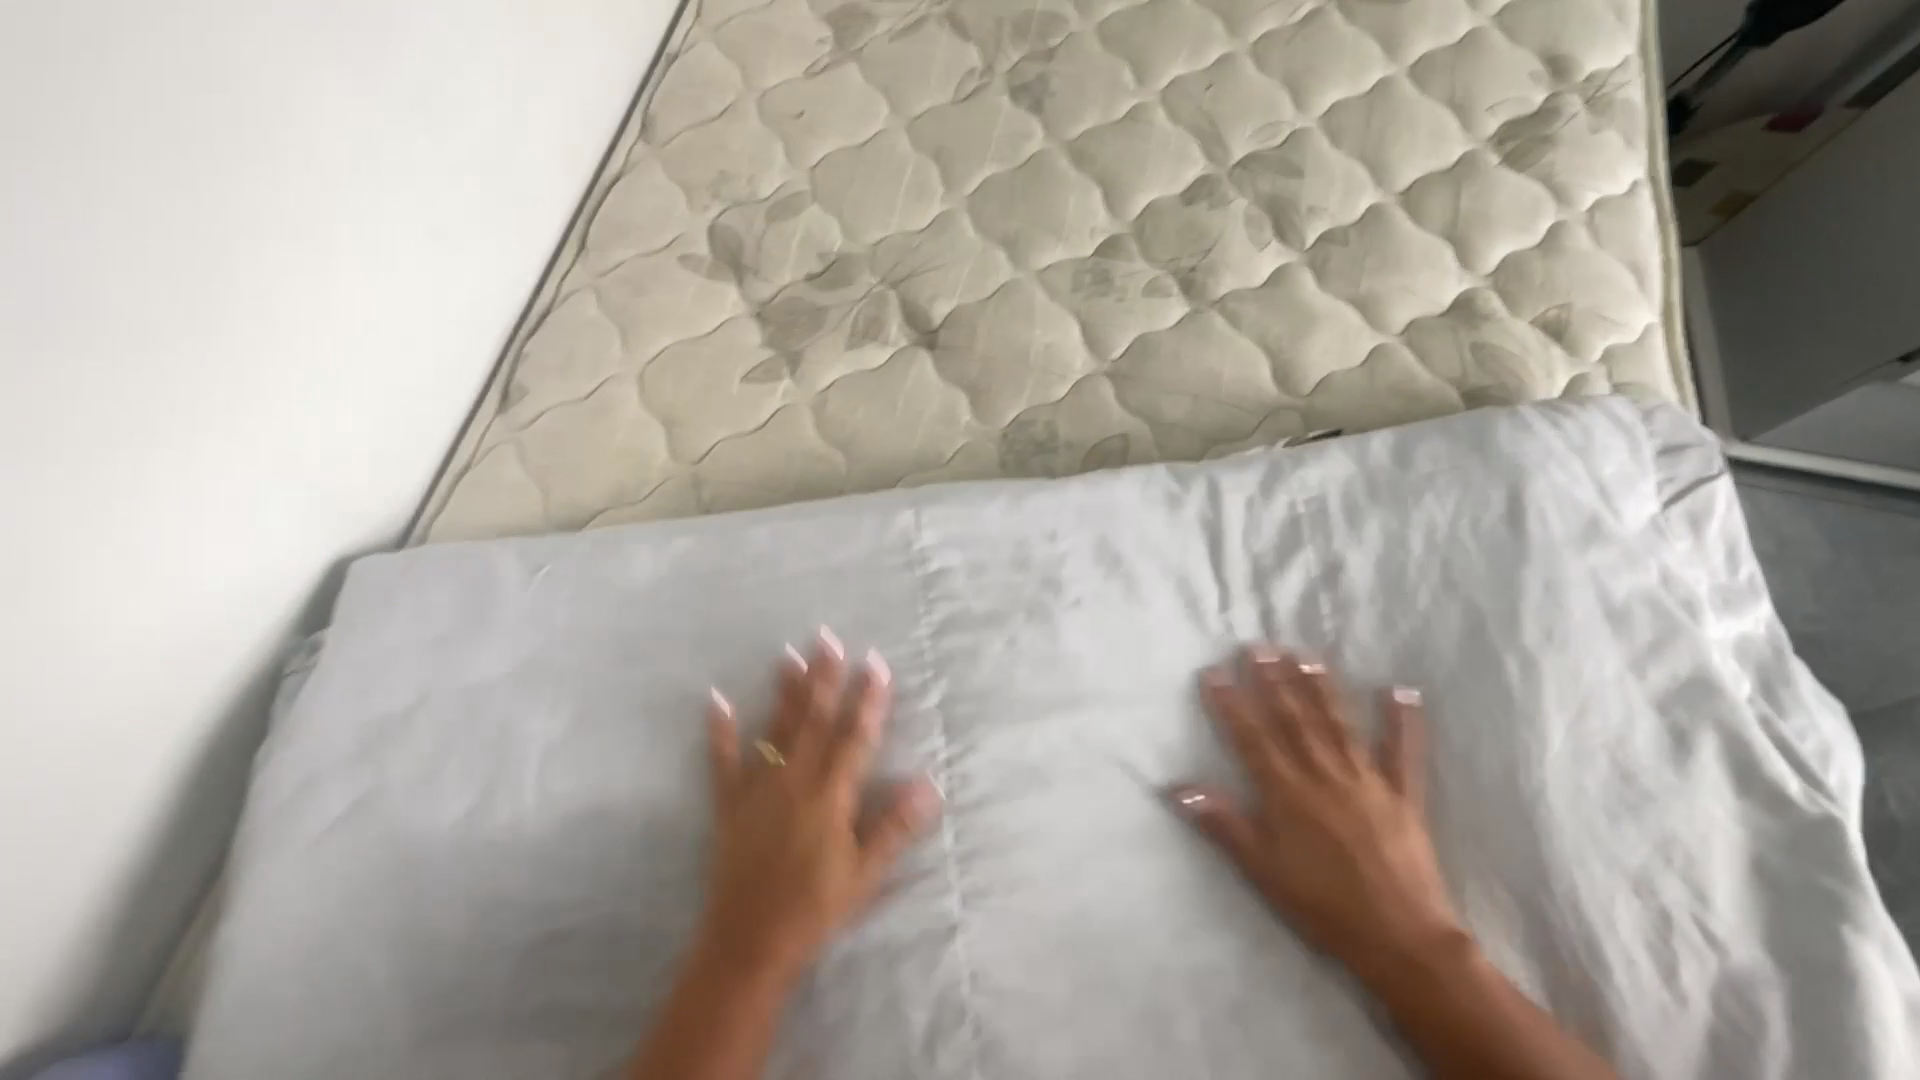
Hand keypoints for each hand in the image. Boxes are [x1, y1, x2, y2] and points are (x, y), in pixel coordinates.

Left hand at [697, 629, 942, 985]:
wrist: (749, 941)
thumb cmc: (814, 909)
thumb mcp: (864, 874)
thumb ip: (893, 827)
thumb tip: (927, 784)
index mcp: (830, 796)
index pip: (854, 736)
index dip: (868, 698)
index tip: (875, 663)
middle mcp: (794, 781)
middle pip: (814, 720)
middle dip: (824, 678)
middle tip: (828, 638)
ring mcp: (758, 790)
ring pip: (776, 730)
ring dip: (785, 691)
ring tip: (790, 654)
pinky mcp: (728, 805)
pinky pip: (723, 761)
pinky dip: (720, 731)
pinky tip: (716, 701)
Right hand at [1170, 646, 1462, 984]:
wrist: (1399, 937)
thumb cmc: (1322, 906)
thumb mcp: (1262, 870)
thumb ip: (1224, 824)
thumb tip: (1178, 787)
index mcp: (1288, 794)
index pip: (1252, 738)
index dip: (1231, 703)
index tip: (1214, 671)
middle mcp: (1325, 776)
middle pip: (1293, 720)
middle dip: (1272, 681)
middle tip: (1258, 646)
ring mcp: (1367, 781)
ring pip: (1338, 725)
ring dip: (1319, 687)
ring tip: (1304, 655)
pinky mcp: (1403, 795)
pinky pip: (1403, 752)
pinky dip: (1403, 721)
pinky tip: (1400, 690)